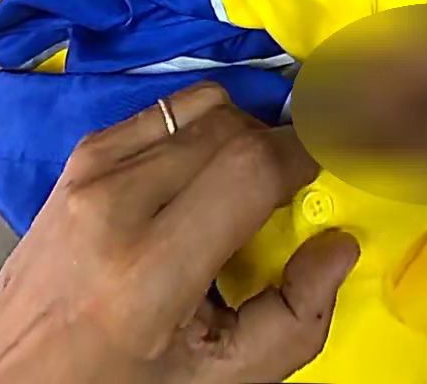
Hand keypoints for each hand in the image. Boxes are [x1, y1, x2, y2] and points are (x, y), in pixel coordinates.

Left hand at [0, 83, 358, 383]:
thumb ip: (295, 321)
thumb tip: (340, 241)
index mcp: (146, 274)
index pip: (252, 167)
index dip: (306, 152)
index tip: (329, 164)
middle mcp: (115, 206)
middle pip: (236, 128)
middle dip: (278, 146)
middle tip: (285, 187)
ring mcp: (93, 170)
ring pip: (211, 105)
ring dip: (244, 131)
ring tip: (240, 179)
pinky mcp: (86, 152)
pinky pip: (176, 105)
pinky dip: (207, 124)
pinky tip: (200, 169)